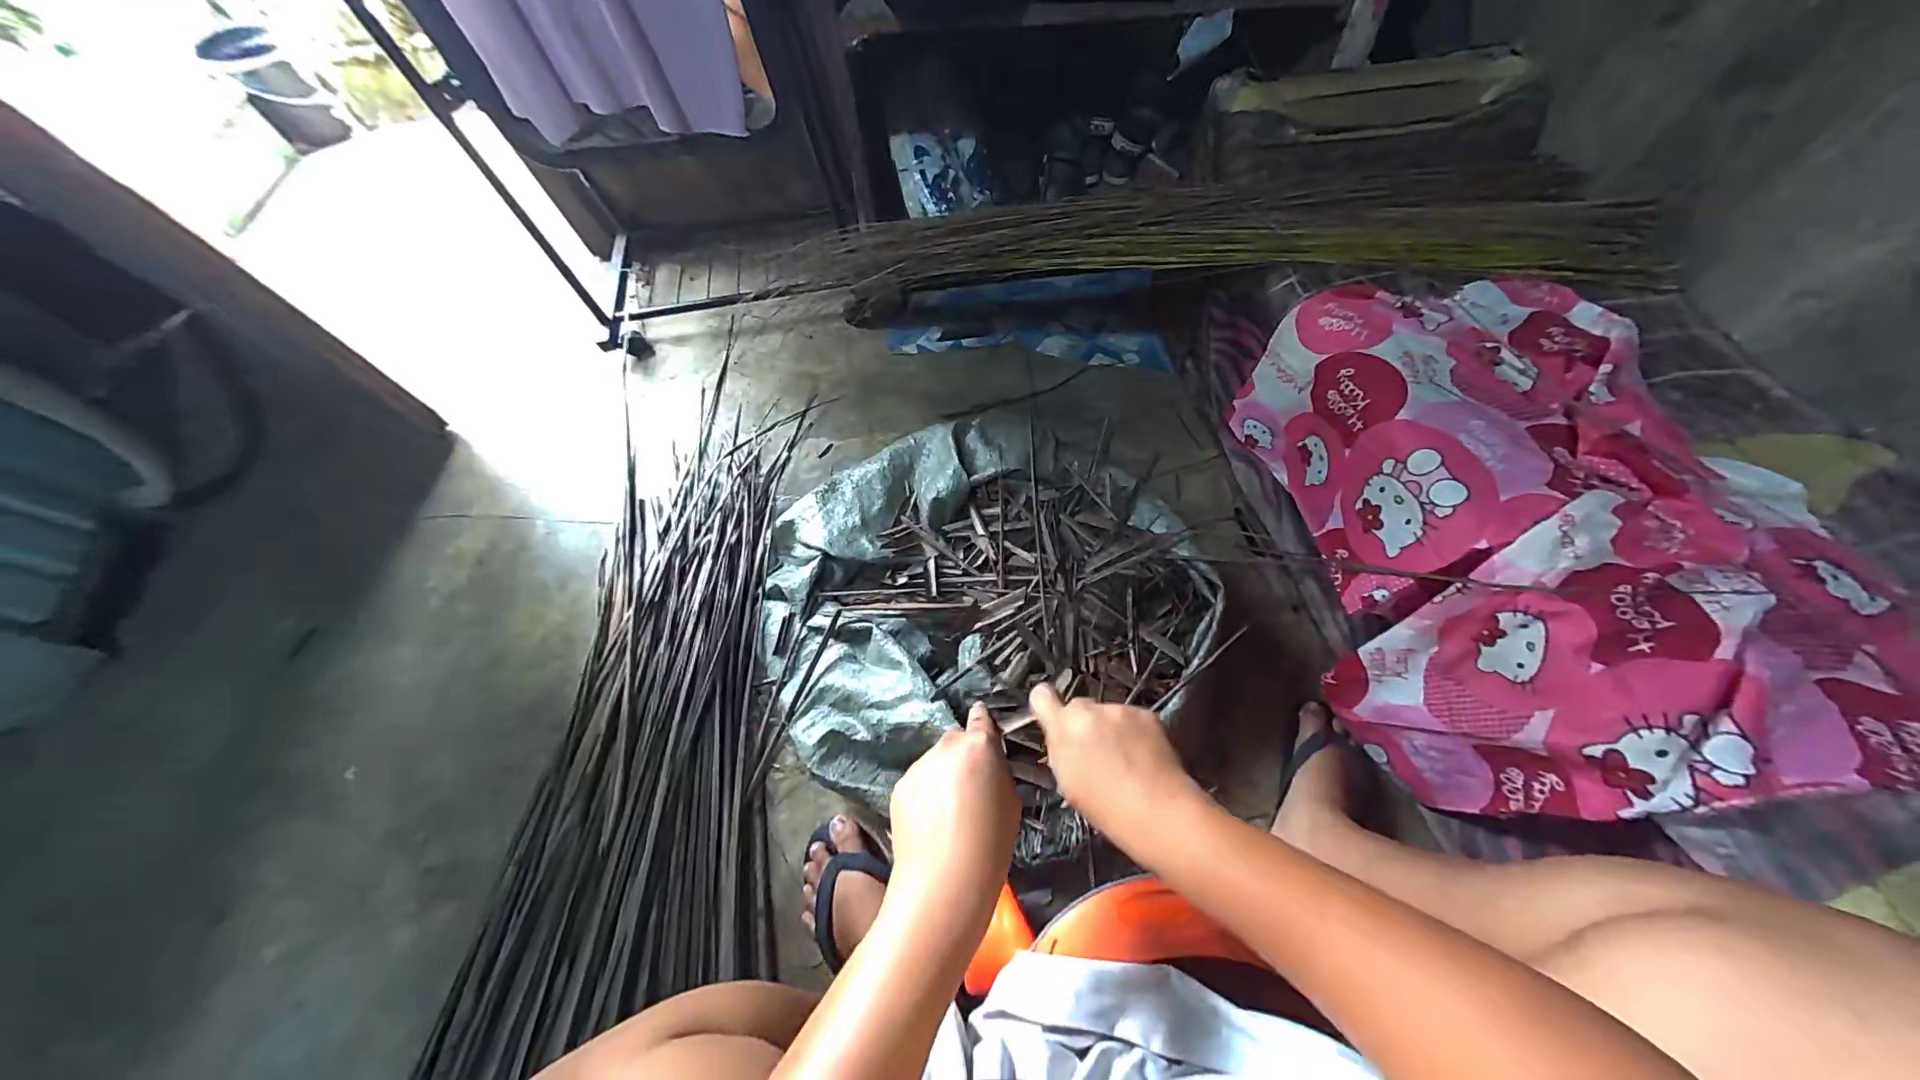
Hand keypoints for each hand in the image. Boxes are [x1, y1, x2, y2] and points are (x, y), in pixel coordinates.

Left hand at [888, 703, 1018, 909]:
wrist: (944, 879)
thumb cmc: (990, 844)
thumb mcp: (1012, 802)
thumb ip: (999, 772)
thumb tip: (990, 765)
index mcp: (979, 746)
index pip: (981, 718)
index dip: (983, 724)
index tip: (984, 730)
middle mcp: (946, 747)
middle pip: (956, 742)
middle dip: (963, 758)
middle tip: (971, 790)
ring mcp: (919, 766)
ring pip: (935, 763)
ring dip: (942, 777)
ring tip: (949, 813)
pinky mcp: (900, 786)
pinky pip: (918, 783)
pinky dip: (924, 795)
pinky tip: (931, 822)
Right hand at [1028, 684, 1202, 840]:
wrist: (1156, 810)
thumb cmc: (1109, 806)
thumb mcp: (1066, 781)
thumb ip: (1059, 748)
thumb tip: (1059, 737)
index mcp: (1063, 728)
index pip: (1041, 696)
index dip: (1046, 704)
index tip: (1051, 713)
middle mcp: (1089, 712)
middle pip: (1078, 708)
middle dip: (1083, 724)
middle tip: (1093, 753)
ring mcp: (1118, 711)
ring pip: (1107, 714)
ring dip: (1110, 729)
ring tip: (1121, 761)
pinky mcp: (1144, 713)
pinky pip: (1131, 718)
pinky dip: (1133, 732)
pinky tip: (1138, 757)